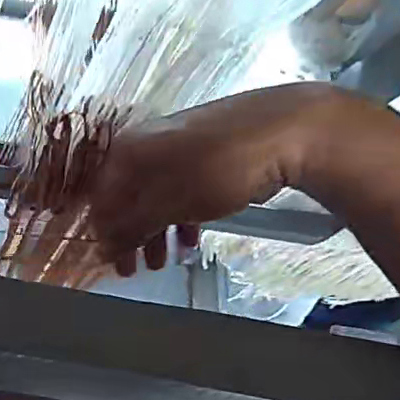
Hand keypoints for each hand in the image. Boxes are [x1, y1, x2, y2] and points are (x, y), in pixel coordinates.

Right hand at [88, 83, 395, 275]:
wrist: (298, 130)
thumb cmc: (222, 167)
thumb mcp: (170, 203)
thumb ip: (131, 227)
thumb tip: (103, 248)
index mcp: (130, 149)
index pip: (100, 196)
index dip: (101, 232)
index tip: (109, 261)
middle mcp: (149, 143)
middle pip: (126, 198)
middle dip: (128, 237)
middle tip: (132, 269)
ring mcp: (181, 146)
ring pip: (155, 197)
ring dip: (154, 233)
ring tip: (162, 262)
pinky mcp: (210, 152)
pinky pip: (182, 190)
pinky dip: (180, 217)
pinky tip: (192, 239)